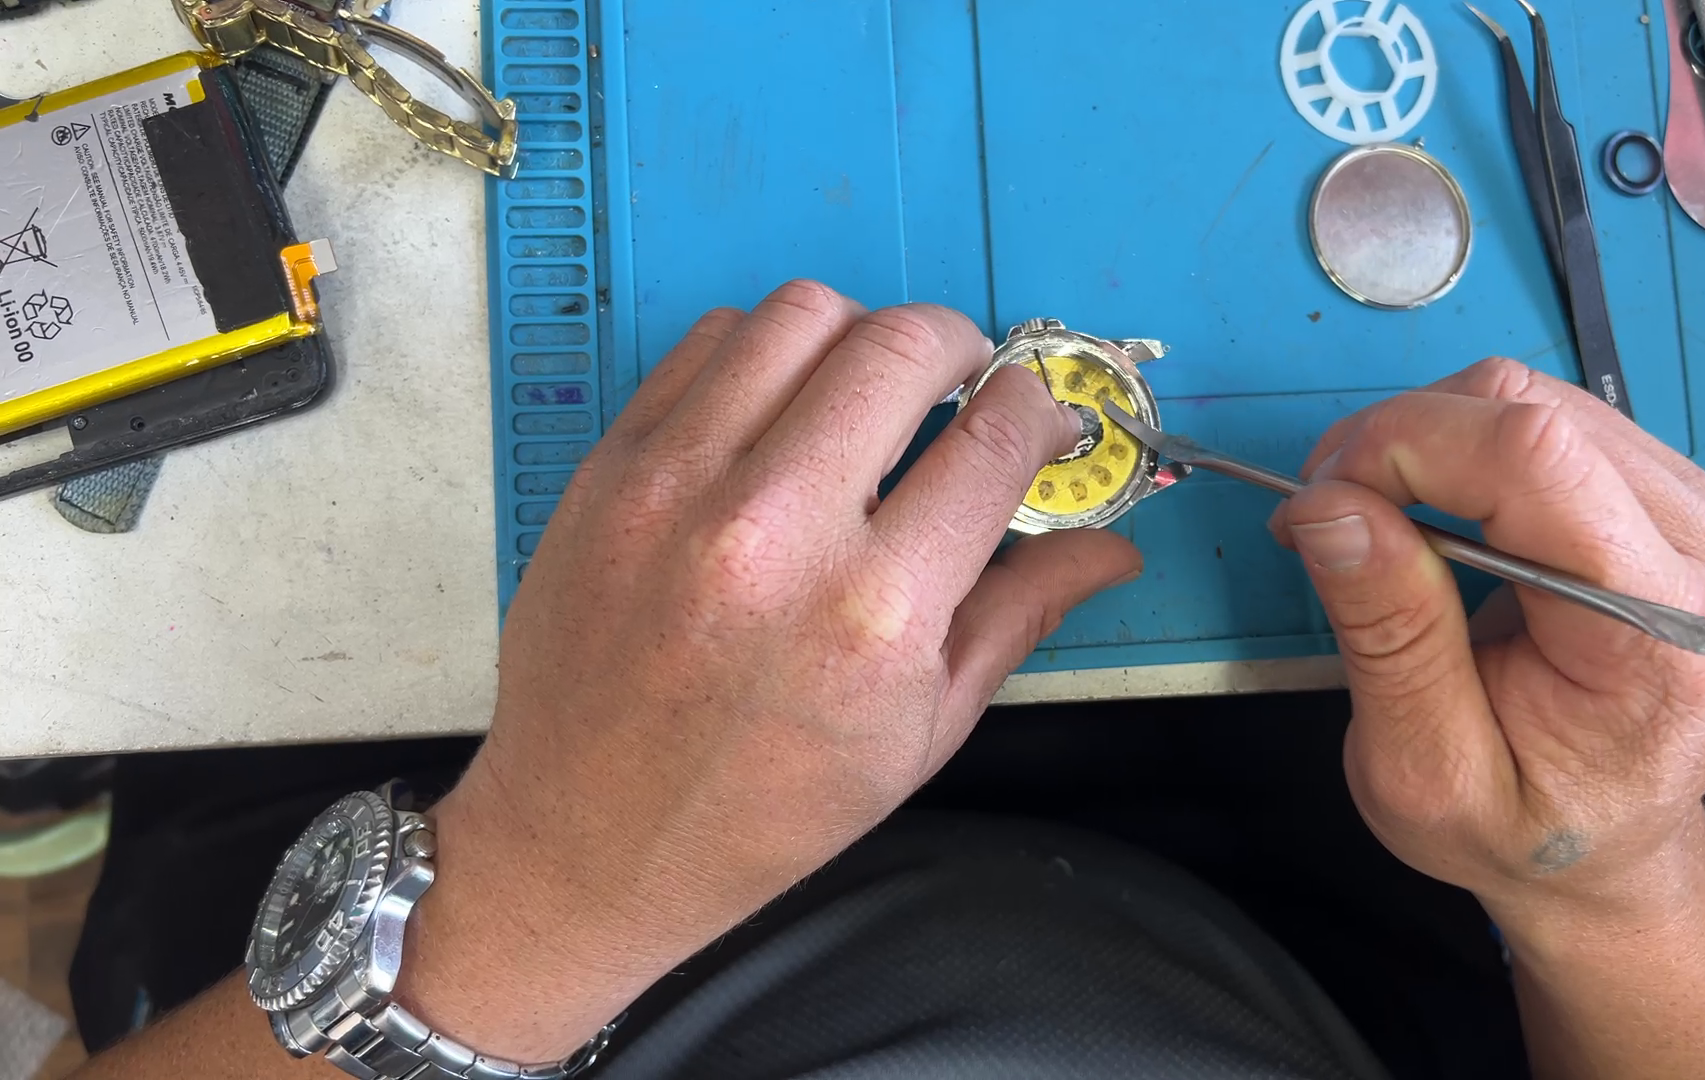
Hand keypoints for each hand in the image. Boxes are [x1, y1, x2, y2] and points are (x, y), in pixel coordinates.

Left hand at [400, 282, 1140, 1057]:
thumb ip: (1024, 612)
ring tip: (873, 395)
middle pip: (902, 344)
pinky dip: (773, 351)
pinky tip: (786, 412)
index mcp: (877, 612)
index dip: (1039, 408)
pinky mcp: (610, 465)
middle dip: (963, 347)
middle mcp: (777, 526)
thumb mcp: (924, 729)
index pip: (993, 440)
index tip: (1041, 419)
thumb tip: (1114, 548)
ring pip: (804, 312)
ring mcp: (677, 483)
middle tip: (967, 388)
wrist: (586, 839)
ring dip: (865, 336)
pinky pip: (712, 340)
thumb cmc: (773, 807)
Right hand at [1271, 359, 1704, 926]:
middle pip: (1522, 410)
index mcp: (1658, 630)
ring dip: (1411, 440)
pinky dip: (1446, 447)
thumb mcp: (1420, 761)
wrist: (1599, 855)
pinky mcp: (1665, 504)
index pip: (1529, 457)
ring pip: (1524, 399)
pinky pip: (1536, 423)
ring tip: (1358, 516)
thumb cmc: (1509, 828)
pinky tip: (1415, 509)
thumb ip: (1384, 631)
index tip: (1312, 509)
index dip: (1396, 449)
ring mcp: (1698, 517)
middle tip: (1319, 516)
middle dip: (1387, 443)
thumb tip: (1324, 504)